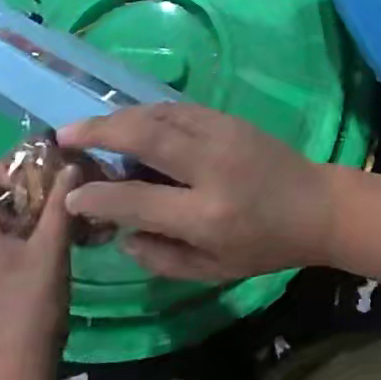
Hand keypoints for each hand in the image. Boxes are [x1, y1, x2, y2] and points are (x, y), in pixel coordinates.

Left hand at [0, 157, 78, 379]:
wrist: (20, 369)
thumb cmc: (29, 308)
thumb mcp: (50, 250)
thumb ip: (60, 204)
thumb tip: (72, 165)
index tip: (36, 176)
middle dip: (32, 182)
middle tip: (68, 185)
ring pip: (12, 212)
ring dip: (44, 203)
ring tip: (78, 205)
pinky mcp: (7, 269)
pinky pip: (22, 232)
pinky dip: (46, 224)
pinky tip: (77, 231)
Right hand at [60, 104, 334, 281]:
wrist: (317, 205)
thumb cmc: (265, 246)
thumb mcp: (213, 271)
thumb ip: (160, 258)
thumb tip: (118, 233)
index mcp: (207, 214)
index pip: (137, 199)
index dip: (98, 196)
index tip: (71, 193)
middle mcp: (212, 167)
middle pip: (146, 137)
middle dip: (100, 131)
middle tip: (64, 134)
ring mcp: (224, 135)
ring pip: (161, 114)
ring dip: (120, 116)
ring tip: (90, 126)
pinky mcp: (231, 119)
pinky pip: (181, 109)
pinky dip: (150, 112)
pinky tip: (132, 120)